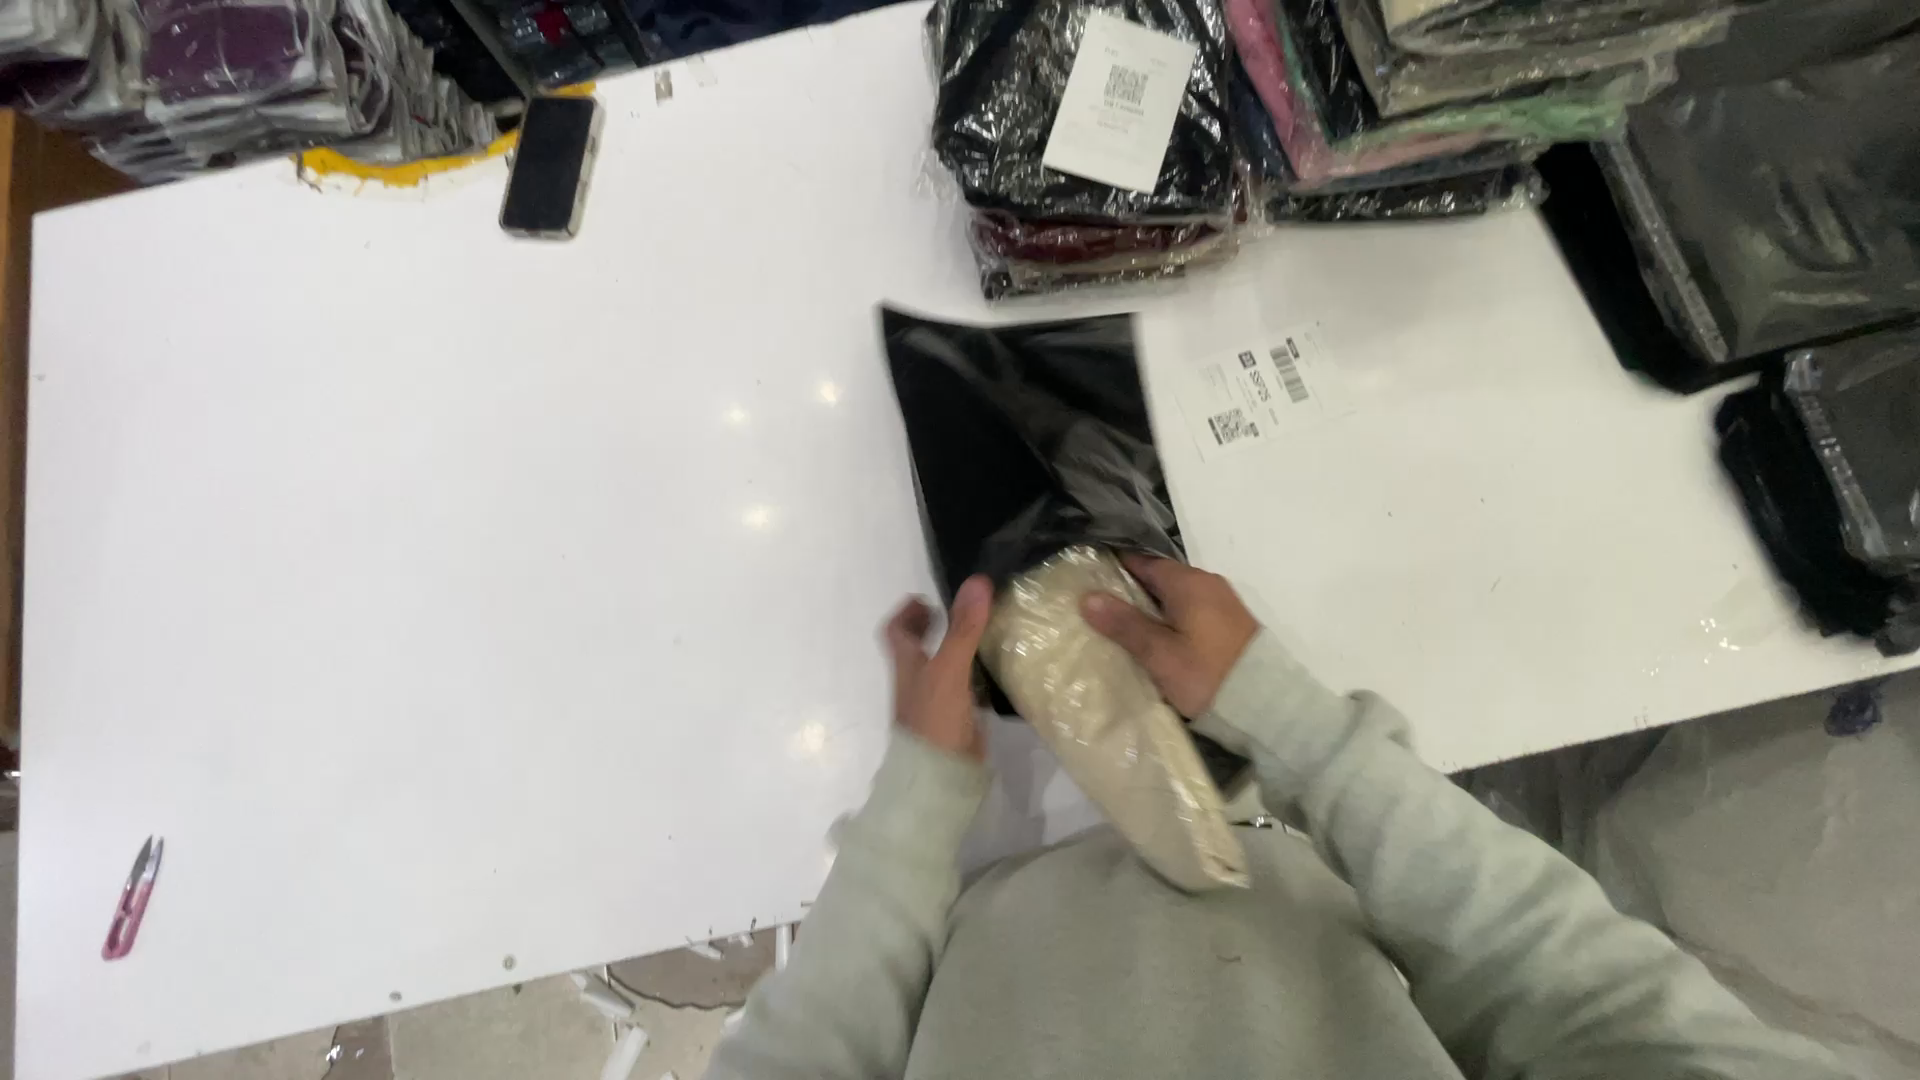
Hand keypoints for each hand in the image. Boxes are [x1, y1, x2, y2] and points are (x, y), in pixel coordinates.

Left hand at [884, 575, 992, 759]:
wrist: (939, 777)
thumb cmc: (934, 719)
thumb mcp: (949, 669)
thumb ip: (963, 628)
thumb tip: (977, 581)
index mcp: (906, 666)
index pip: (894, 632)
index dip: (905, 612)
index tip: (926, 599)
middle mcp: (916, 681)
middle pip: (915, 648)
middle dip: (931, 628)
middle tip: (957, 613)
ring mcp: (934, 701)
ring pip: (938, 666)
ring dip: (953, 648)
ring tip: (980, 632)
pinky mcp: (954, 718)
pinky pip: (960, 687)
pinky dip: (971, 674)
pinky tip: (992, 669)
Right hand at [1079, 554, 1257, 717]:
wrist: (1267, 707)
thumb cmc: (1207, 675)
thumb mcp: (1159, 653)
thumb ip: (1124, 624)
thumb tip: (1087, 596)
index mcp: (1188, 582)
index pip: (1142, 562)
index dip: (1114, 569)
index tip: (1088, 581)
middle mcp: (1207, 583)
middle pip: (1159, 578)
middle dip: (1130, 591)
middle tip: (1098, 609)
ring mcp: (1222, 603)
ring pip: (1175, 597)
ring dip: (1151, 608)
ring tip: (1122, 627)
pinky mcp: (1230, 624)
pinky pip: (1190, 611)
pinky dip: (1170, 620)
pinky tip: (1156, 640)